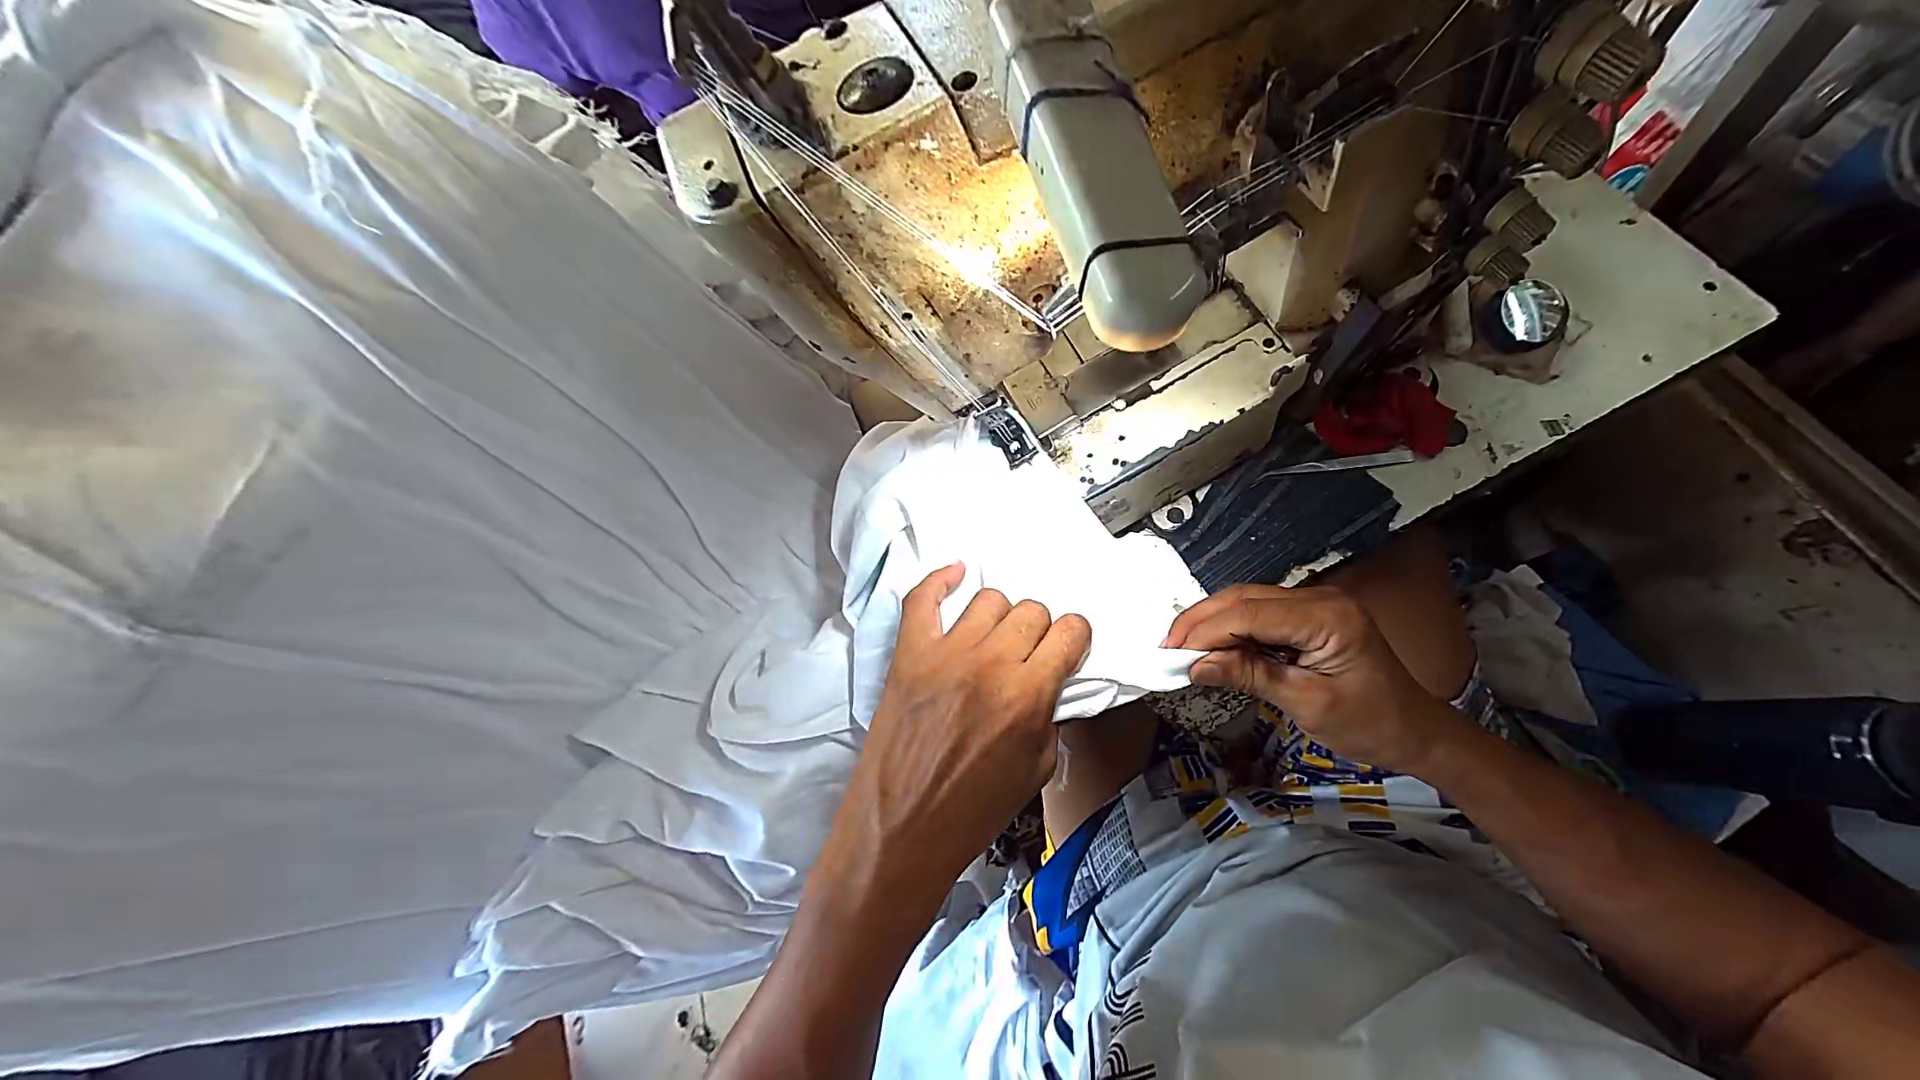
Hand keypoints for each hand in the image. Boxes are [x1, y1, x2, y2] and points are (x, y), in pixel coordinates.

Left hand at [837, 563, 1091, 891]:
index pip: (1070, 632)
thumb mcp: (1036, 768)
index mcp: (1028, 695)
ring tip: (995, 636)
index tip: (1069, 644)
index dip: (1075, 637)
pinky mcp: (910, 655)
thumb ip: (1049, 713)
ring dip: (1000, 615)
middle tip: (1031, 650)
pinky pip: (923, 599)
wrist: (903, 827)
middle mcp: (990, 665)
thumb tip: (1050, 681)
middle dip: (1040, 629)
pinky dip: (940, 580)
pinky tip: (954, 576)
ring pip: (989, 598)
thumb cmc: (970, 810)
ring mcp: (946, 654)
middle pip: (1032, 610)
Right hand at [1163, 584, 1467, 774]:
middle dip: (1200, 622)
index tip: (1172, 654)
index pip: (1249, 614)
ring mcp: (1314, 603)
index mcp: (1327, 617)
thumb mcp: (1307, 703)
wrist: (1417, 733)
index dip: (1205, 631)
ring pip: (1245, 602)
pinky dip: (1229, 629)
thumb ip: (1250, 676)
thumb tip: (1196, 666)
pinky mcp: (1308, 616)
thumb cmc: (1370, 724)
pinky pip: (1258, 614)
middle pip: (1242, 598)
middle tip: (1167, 649)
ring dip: (1211, 623)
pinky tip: (1211, 646)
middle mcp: (1319, 598)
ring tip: (1181, 649)